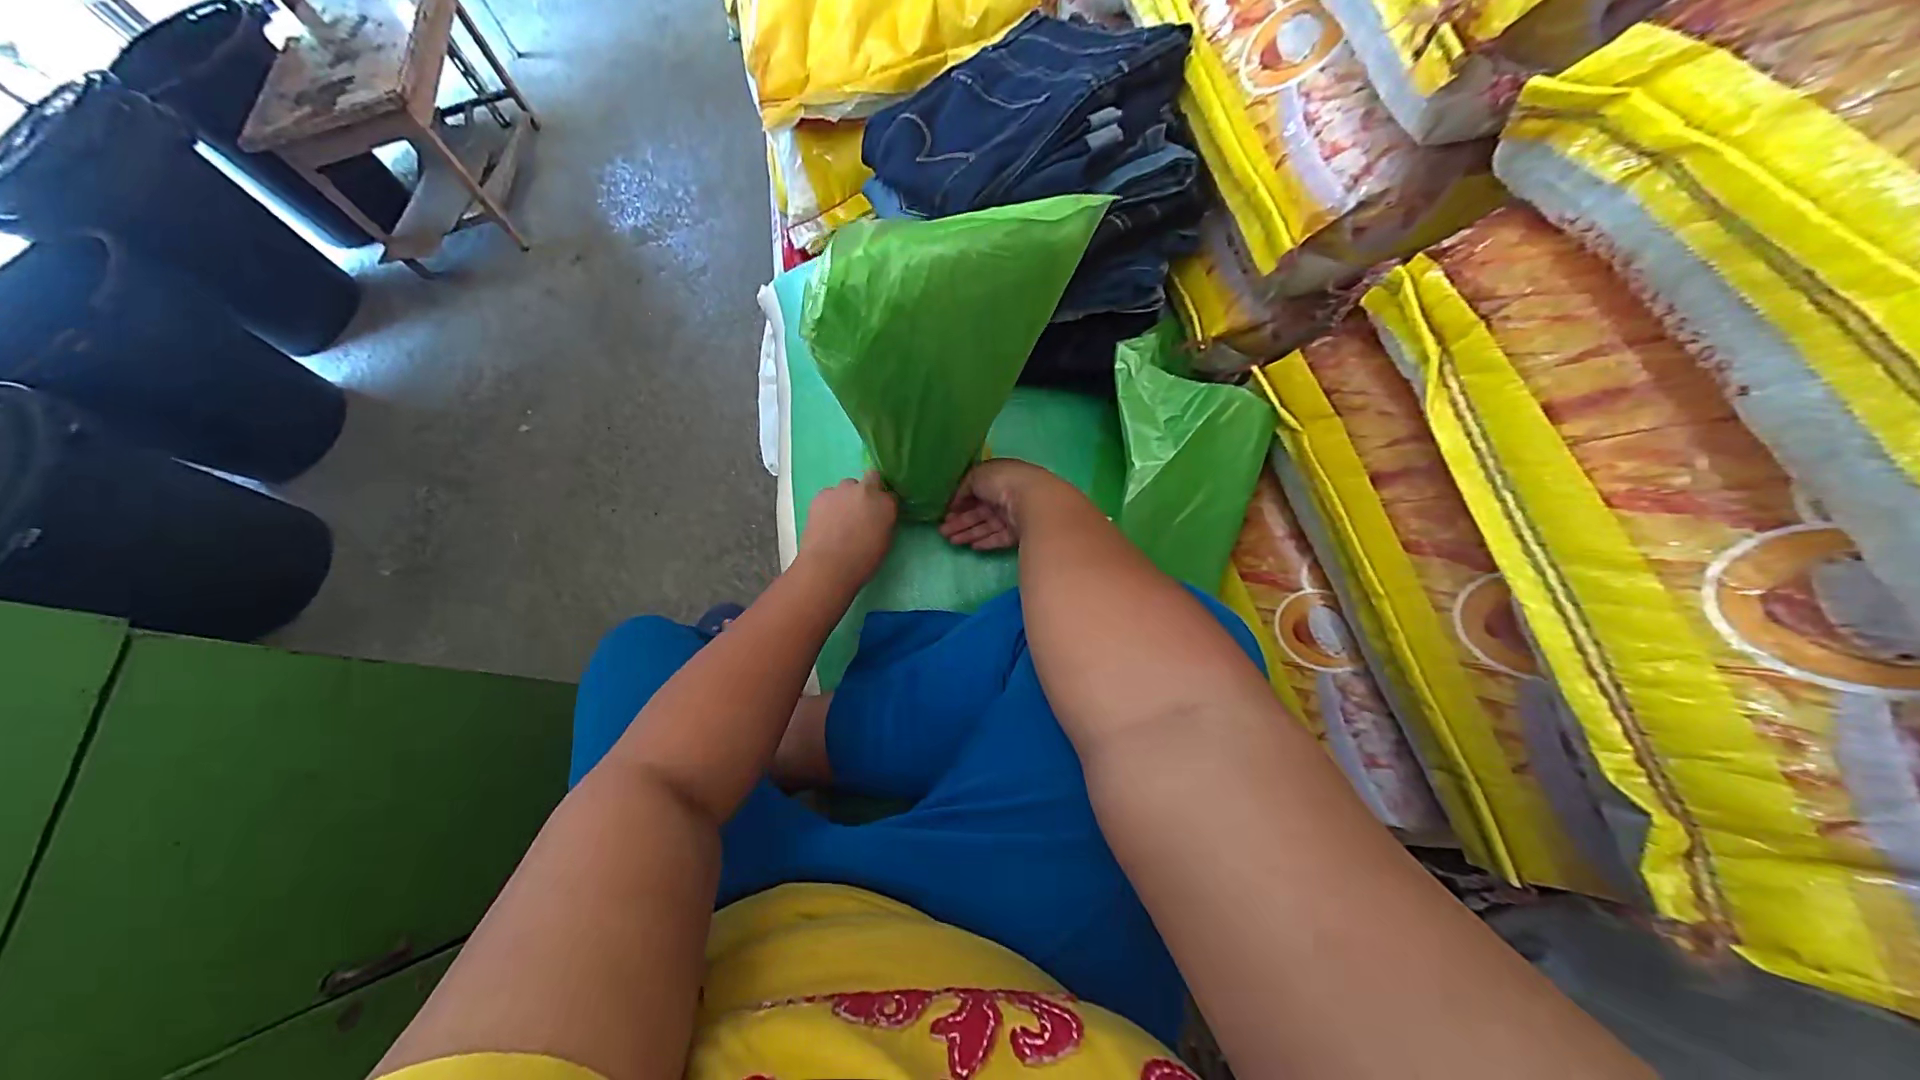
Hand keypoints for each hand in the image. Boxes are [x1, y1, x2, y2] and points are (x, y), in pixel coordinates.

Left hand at [801, 472, 897, 586]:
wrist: (828, 565)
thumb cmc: (862, 561)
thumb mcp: (884, 541)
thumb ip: (884, 522)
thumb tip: (877, 517)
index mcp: (886, 504)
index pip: (891, 494)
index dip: (884, 503)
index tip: (880, 513)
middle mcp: (866, 490)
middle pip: (872, 478)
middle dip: (869, 489)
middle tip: (861, 509)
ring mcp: (842, 490)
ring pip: (847, 486)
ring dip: (847, 496)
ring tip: (839, 516)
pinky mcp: (821, 495)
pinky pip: (829, 494)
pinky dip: (829, 503)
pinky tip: (825, 520)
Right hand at [938, 458, 1065, 551]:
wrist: (1032, 500)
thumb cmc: (1002, 482)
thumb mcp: (976, 476)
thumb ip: (964, 487)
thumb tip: (956, 501)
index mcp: (997, 478)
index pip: (975, 492)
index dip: (960, 503)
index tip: (945, 513)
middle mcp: (1005, 496)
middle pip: (979, 511)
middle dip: (960, 521)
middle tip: (943, 532)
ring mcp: (1012, 515)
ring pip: (986, 526)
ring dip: (968, 533)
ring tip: (951, 541)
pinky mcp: (1018, 532)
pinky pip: (998, 537)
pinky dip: (985, 541)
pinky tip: (972, 547)